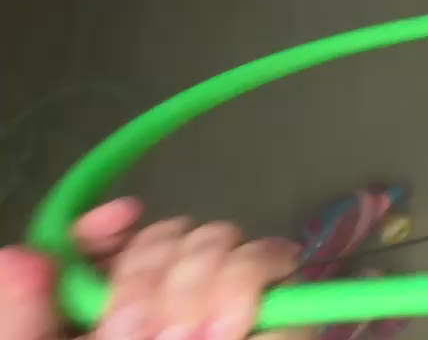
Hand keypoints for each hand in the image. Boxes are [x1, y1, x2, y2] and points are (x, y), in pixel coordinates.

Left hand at [0, 199, 300, 339]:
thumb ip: (20, 324)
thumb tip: (23, 253)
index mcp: (98, 317)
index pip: (106, 245)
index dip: (105, 229)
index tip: (117, 223)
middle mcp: (164, 300)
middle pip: (172, 234)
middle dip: (151, 271)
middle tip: (131, 333)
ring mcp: (225, 300)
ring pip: (221, 239)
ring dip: (197, 282)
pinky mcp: (276, 304)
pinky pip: (272, 257)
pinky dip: (245, 283)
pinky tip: (225, 328)